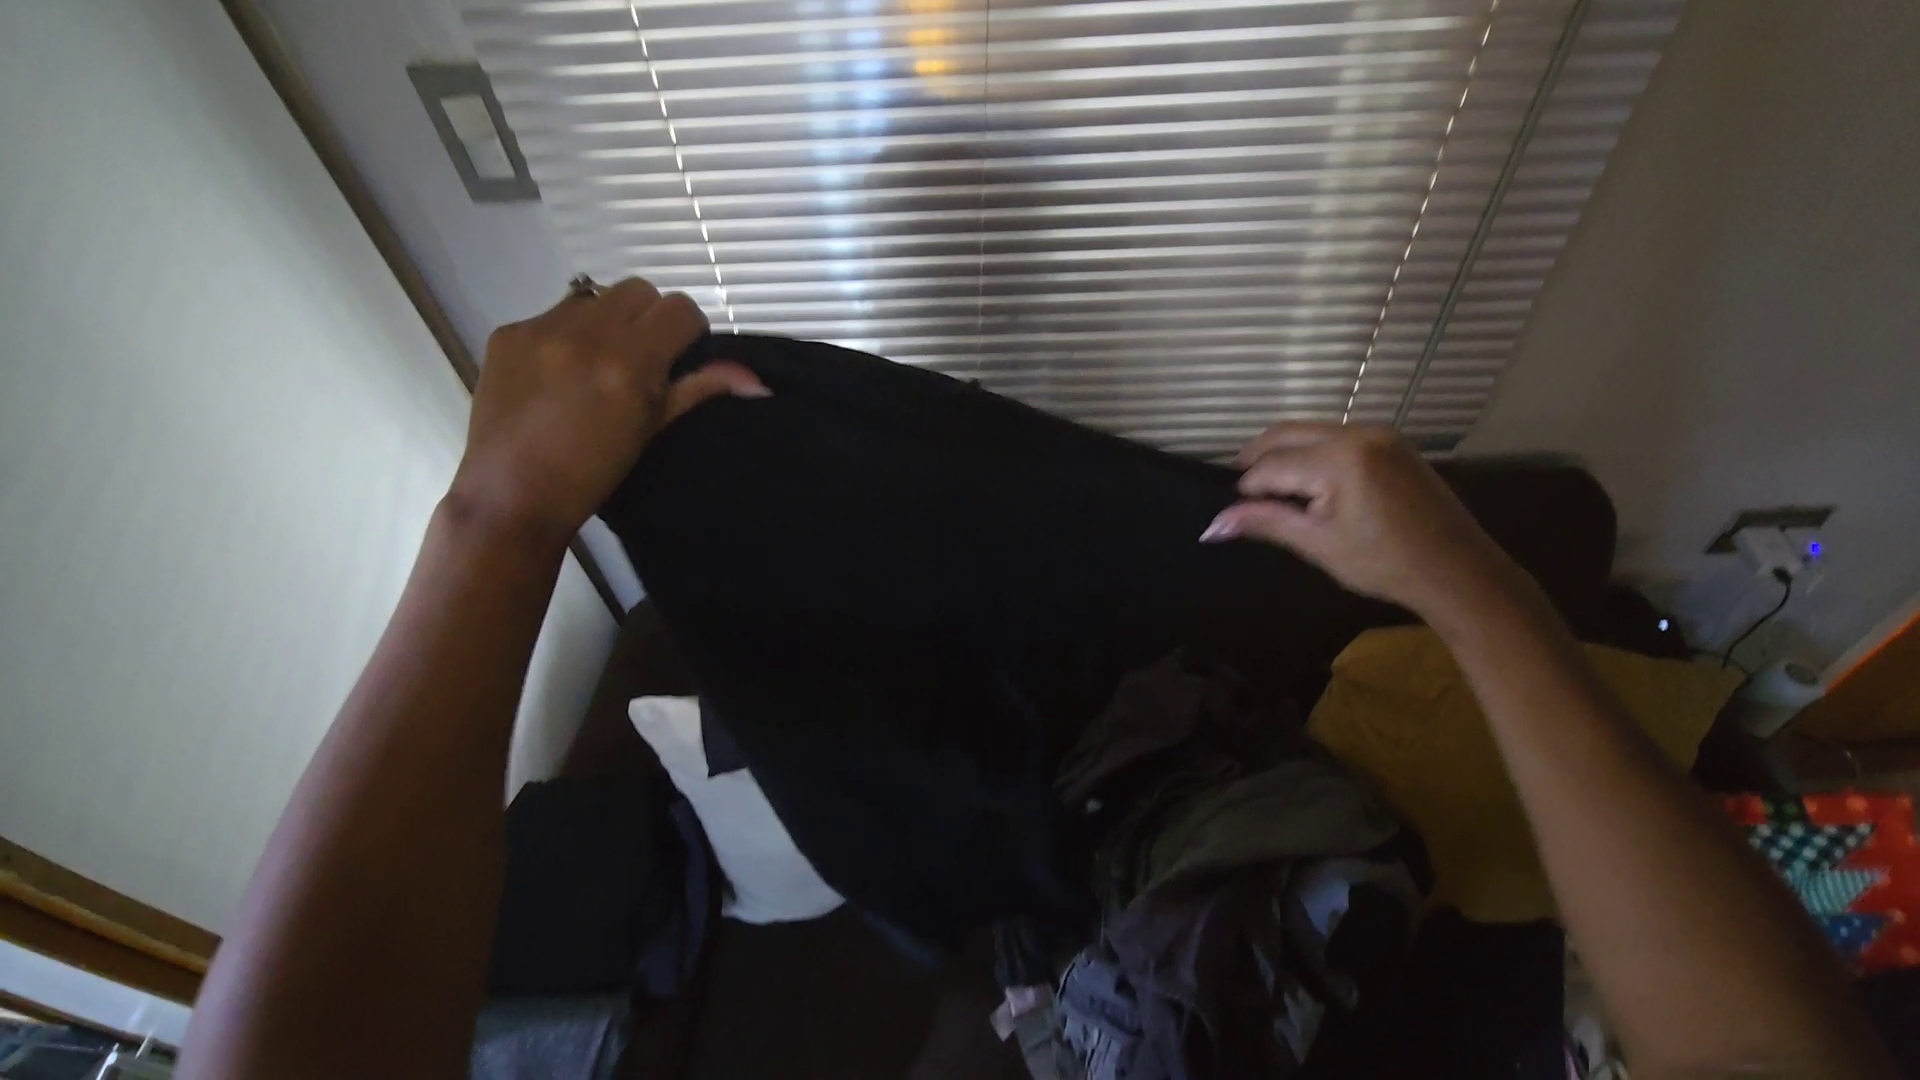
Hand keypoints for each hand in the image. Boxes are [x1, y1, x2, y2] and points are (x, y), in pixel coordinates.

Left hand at [448, 278, 766, 546]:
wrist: (513, 495)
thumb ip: (700, 389)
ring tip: (596, 365)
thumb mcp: (654, 428)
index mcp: (630, 361)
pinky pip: (553, 315)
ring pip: (594, 297)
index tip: (681, 356)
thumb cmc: (594, 472)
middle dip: (649, 318)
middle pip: (639, 290)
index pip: (680, 309)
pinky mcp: (508, 332)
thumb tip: (757, 382)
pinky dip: (566, 336)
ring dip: (607, 322)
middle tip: (642, 358)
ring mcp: (541, 328)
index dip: (689, 330)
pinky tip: (557, 375)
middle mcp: (586, 332)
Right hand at [1201, 422, 1517, 619]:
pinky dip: (1310, 452)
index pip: (1271, 466)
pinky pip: (1334, 436)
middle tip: (1239, 493)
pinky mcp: (1390, 441)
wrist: (1458, 571)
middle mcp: (1358, 433)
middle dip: (1257, 460)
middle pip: (1285, 433)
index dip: (1246, 490)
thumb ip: (1265, 522)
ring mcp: (1378, 433)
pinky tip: (1306, 483)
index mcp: (1340, 459)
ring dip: (1283, 454)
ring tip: (1270, 491)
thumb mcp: (1318, 544)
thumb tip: (1211, 526)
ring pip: (1309, 431)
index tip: (1232, 513)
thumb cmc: (1385, 564)